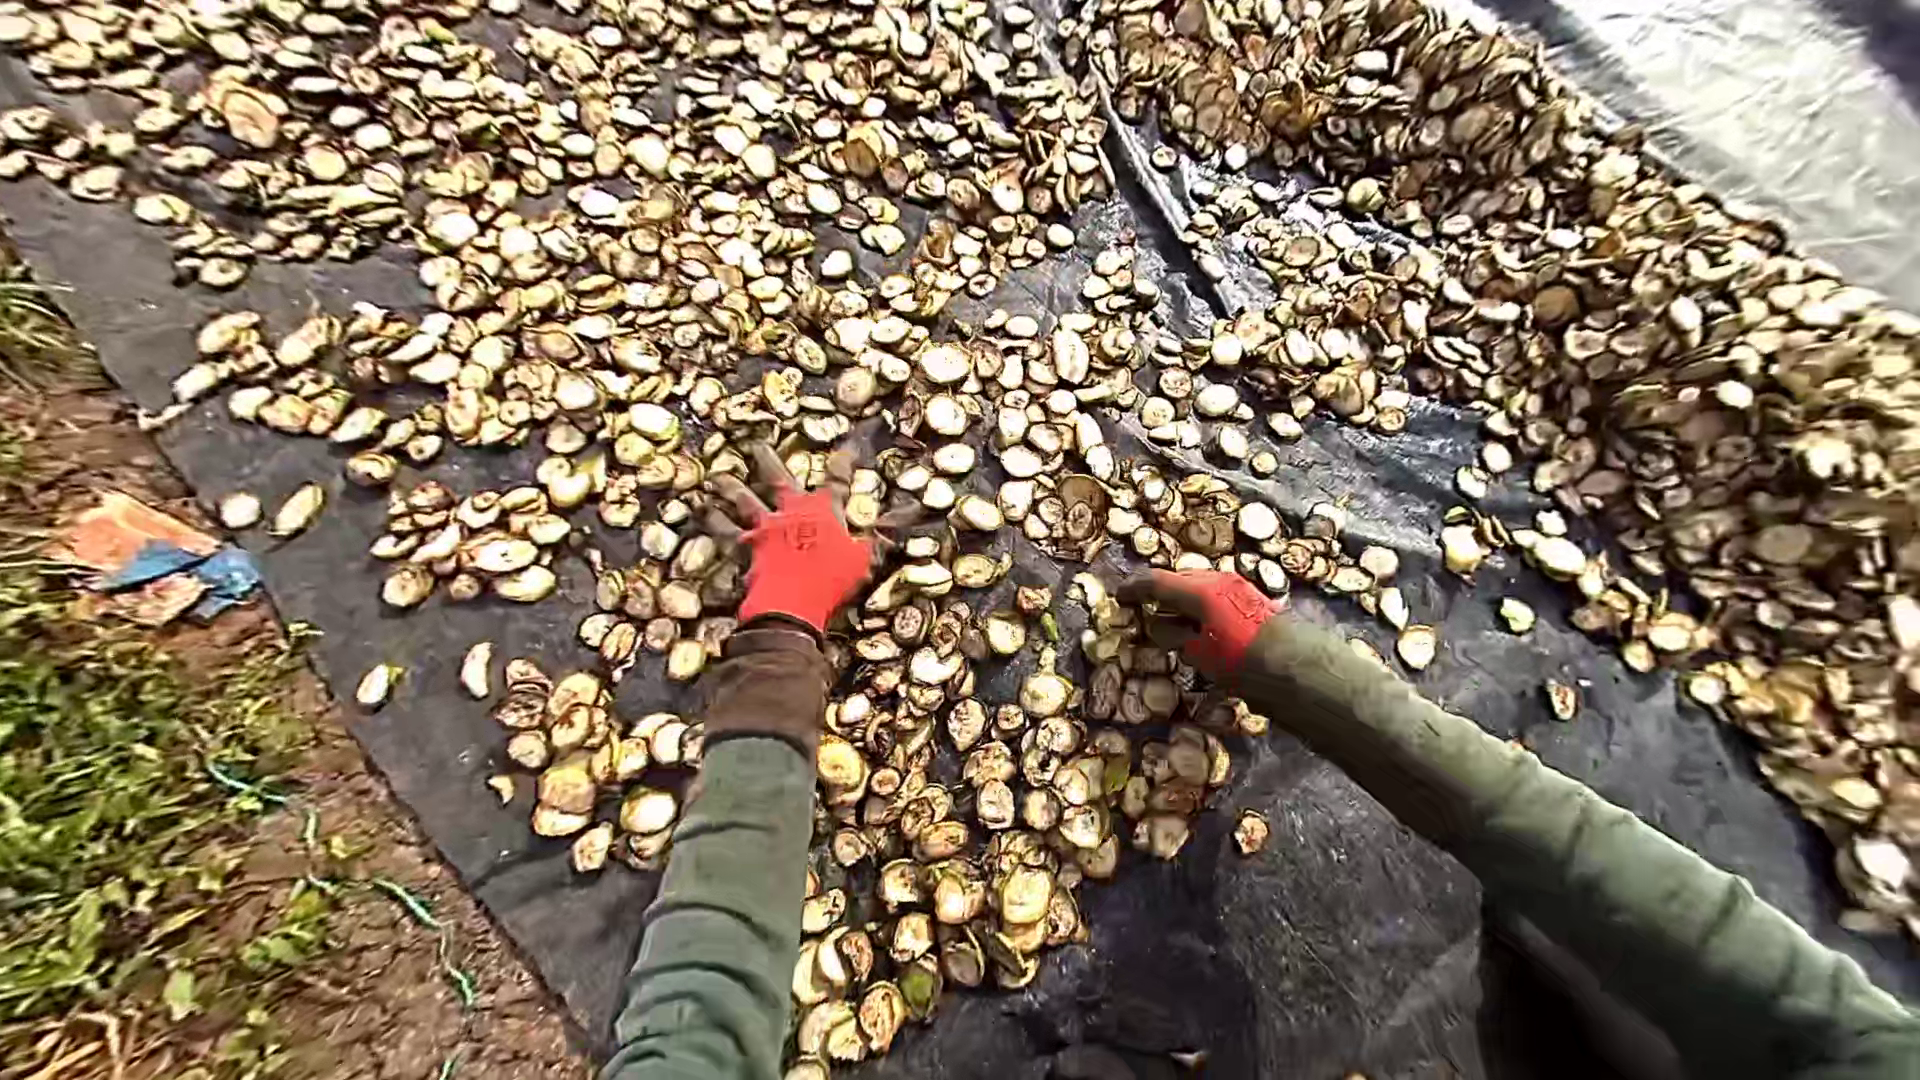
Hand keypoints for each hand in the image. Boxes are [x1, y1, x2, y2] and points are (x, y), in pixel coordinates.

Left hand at [707, 443, 876, 634]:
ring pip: (744, 500)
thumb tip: (899, 524)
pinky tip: (700, 509)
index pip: (837, 479)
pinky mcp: (746, 547)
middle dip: (769, 461)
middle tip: (756, 445)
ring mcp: (766, 528)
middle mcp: (791, 511)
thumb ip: (876, 541)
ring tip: (716, 476)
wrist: (793, 604)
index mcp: (824, 510)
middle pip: (778, 479)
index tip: (847, 446)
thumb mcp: (863, 561)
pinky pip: (724, 530)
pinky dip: (711, 519)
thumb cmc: (832, 581)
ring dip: (730, 487)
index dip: (844, 461)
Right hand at [1117, 569, 1282, 675]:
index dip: (1133, 588)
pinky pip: (1213, 596)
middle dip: (1156, 593)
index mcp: (1200, 591)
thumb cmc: (1245, 663)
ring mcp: (1236, 588)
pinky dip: (1197, 607)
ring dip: (1178, 600)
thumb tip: (1158, 624)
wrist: (1303, 671)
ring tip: (1167, 620)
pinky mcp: (1250, 599)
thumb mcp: (1198, 653)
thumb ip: (1172, 634)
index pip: (1155, 581)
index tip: (1119, 596)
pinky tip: (1196, 625)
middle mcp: (1217, 581)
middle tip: (1141, 608)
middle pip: (1176, 580)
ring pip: (1195, 588)